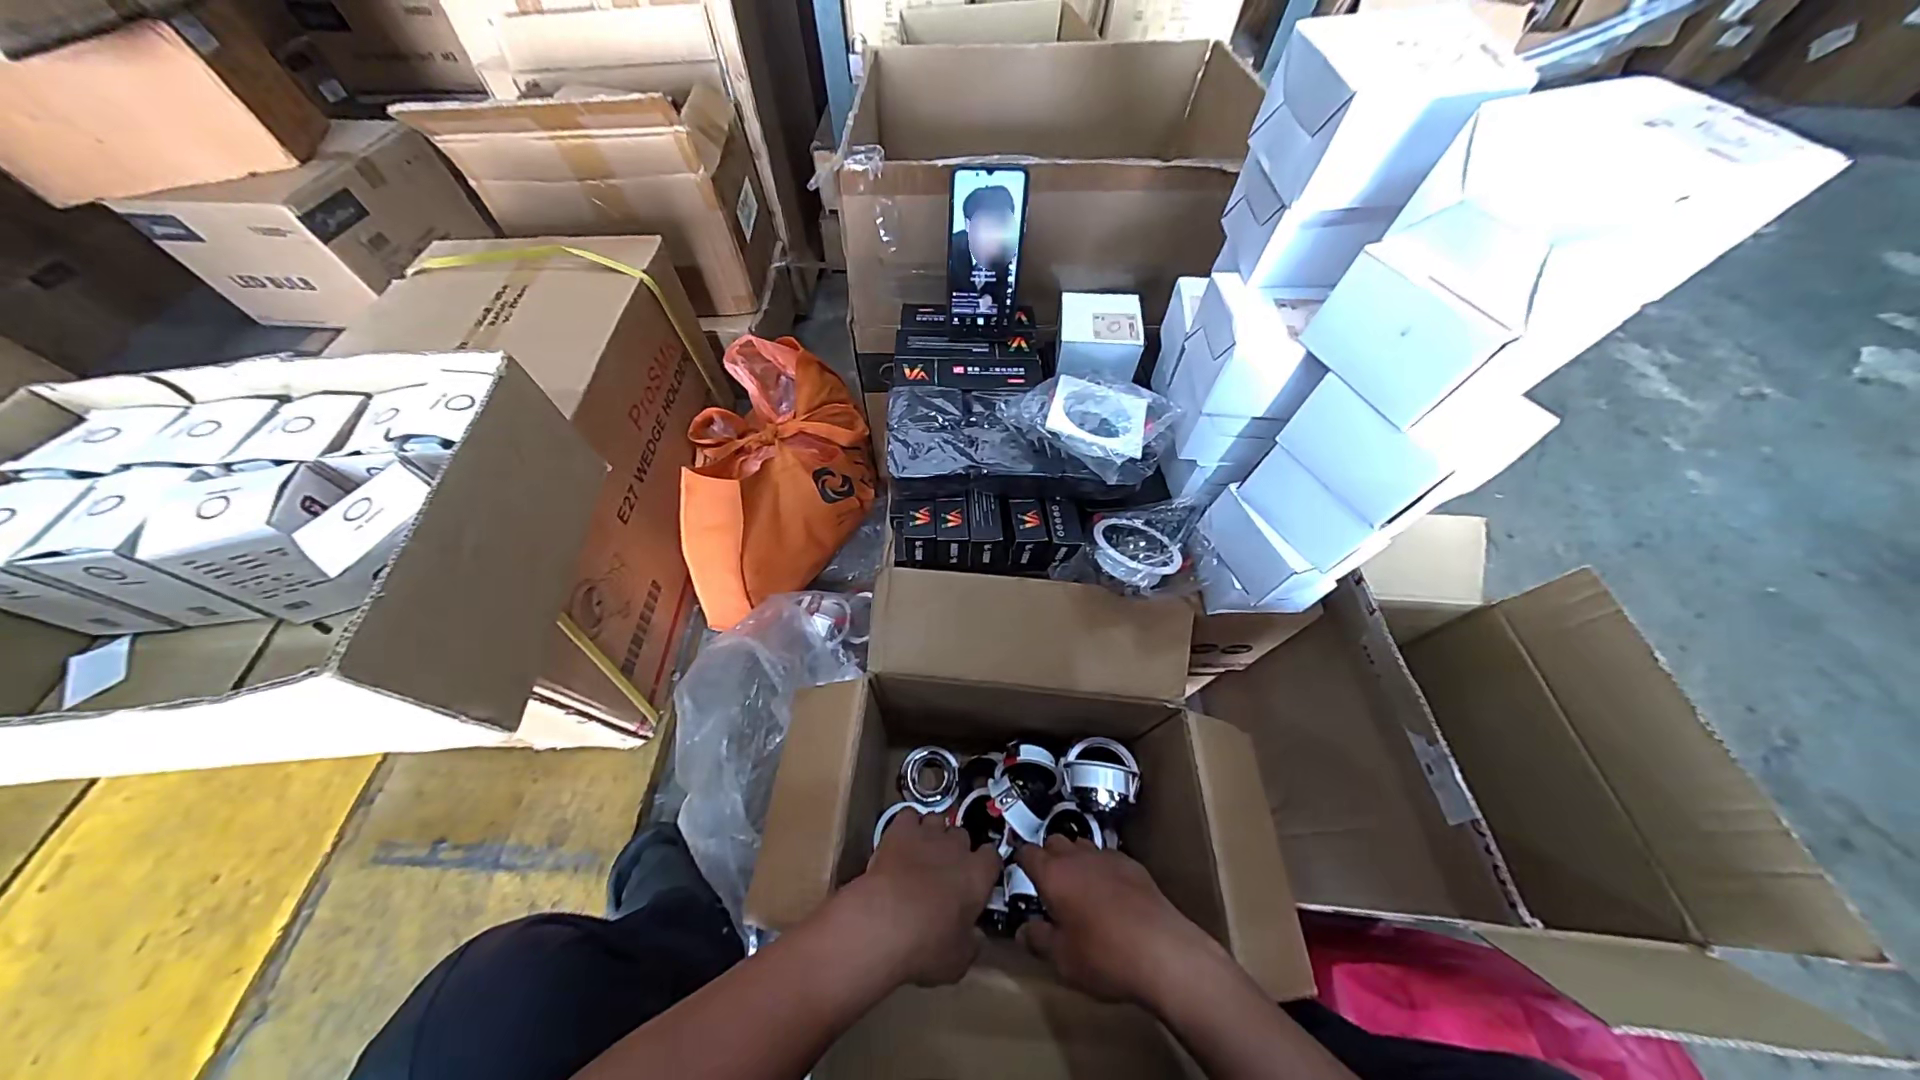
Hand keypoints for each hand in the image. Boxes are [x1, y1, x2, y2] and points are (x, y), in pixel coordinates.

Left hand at [845, 809, 1001, 986]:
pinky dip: (907, 825)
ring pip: (938, 820)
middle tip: (944, 871)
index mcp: (978, 875)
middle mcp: (957, 847)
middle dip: (956, 849)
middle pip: (963, 835)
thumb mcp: (957, 960)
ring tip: (922, 852)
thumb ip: (971, 944)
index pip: (992, 857)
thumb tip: (975, 938)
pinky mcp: (900, 829)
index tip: (976, 879)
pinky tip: (901, 839)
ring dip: (933, 834)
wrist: (883, 921)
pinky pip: (909, 816)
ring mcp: (928, 834)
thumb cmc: (926, 946)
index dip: (984, 866)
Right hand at [1014, 836, 1226, 1005]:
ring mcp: (1109, 857)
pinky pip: (1108, 858)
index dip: (1020, 860)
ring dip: (1075, 860)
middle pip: (1055, 842)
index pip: (1027, 853)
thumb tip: (1024, 930)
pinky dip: (1102, 870)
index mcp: (1053, 874)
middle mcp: (1078, 857)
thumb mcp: (1062, 959)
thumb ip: (1039, 940)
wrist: (1165, 952)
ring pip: (1083, 846)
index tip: (1018, 872)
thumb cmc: (1105, 956)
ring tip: (1079, 888)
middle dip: (1048, 857)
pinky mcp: (1135, 866)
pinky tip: (1111, 895)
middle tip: (1049, 886)